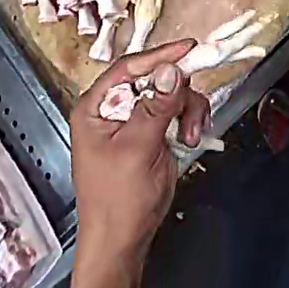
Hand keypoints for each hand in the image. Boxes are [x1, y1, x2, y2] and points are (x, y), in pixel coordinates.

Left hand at [68, 40, 209, 287]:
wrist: (123, 239)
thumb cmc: (119, 198)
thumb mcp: (138, 148)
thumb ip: (156, 107)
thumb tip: (171, 69)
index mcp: (96, 108)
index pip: (128, 69)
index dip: (159, 56)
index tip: (189, 48)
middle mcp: (115, 109)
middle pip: (157, 78)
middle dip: (180, 94)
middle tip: (192, 115)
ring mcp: (136, 120)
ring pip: (174, 94)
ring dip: (189, 111)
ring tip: (191, 137)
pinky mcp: (155, 132)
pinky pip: (180, 111)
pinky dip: (191, 120)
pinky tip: (191, 139)